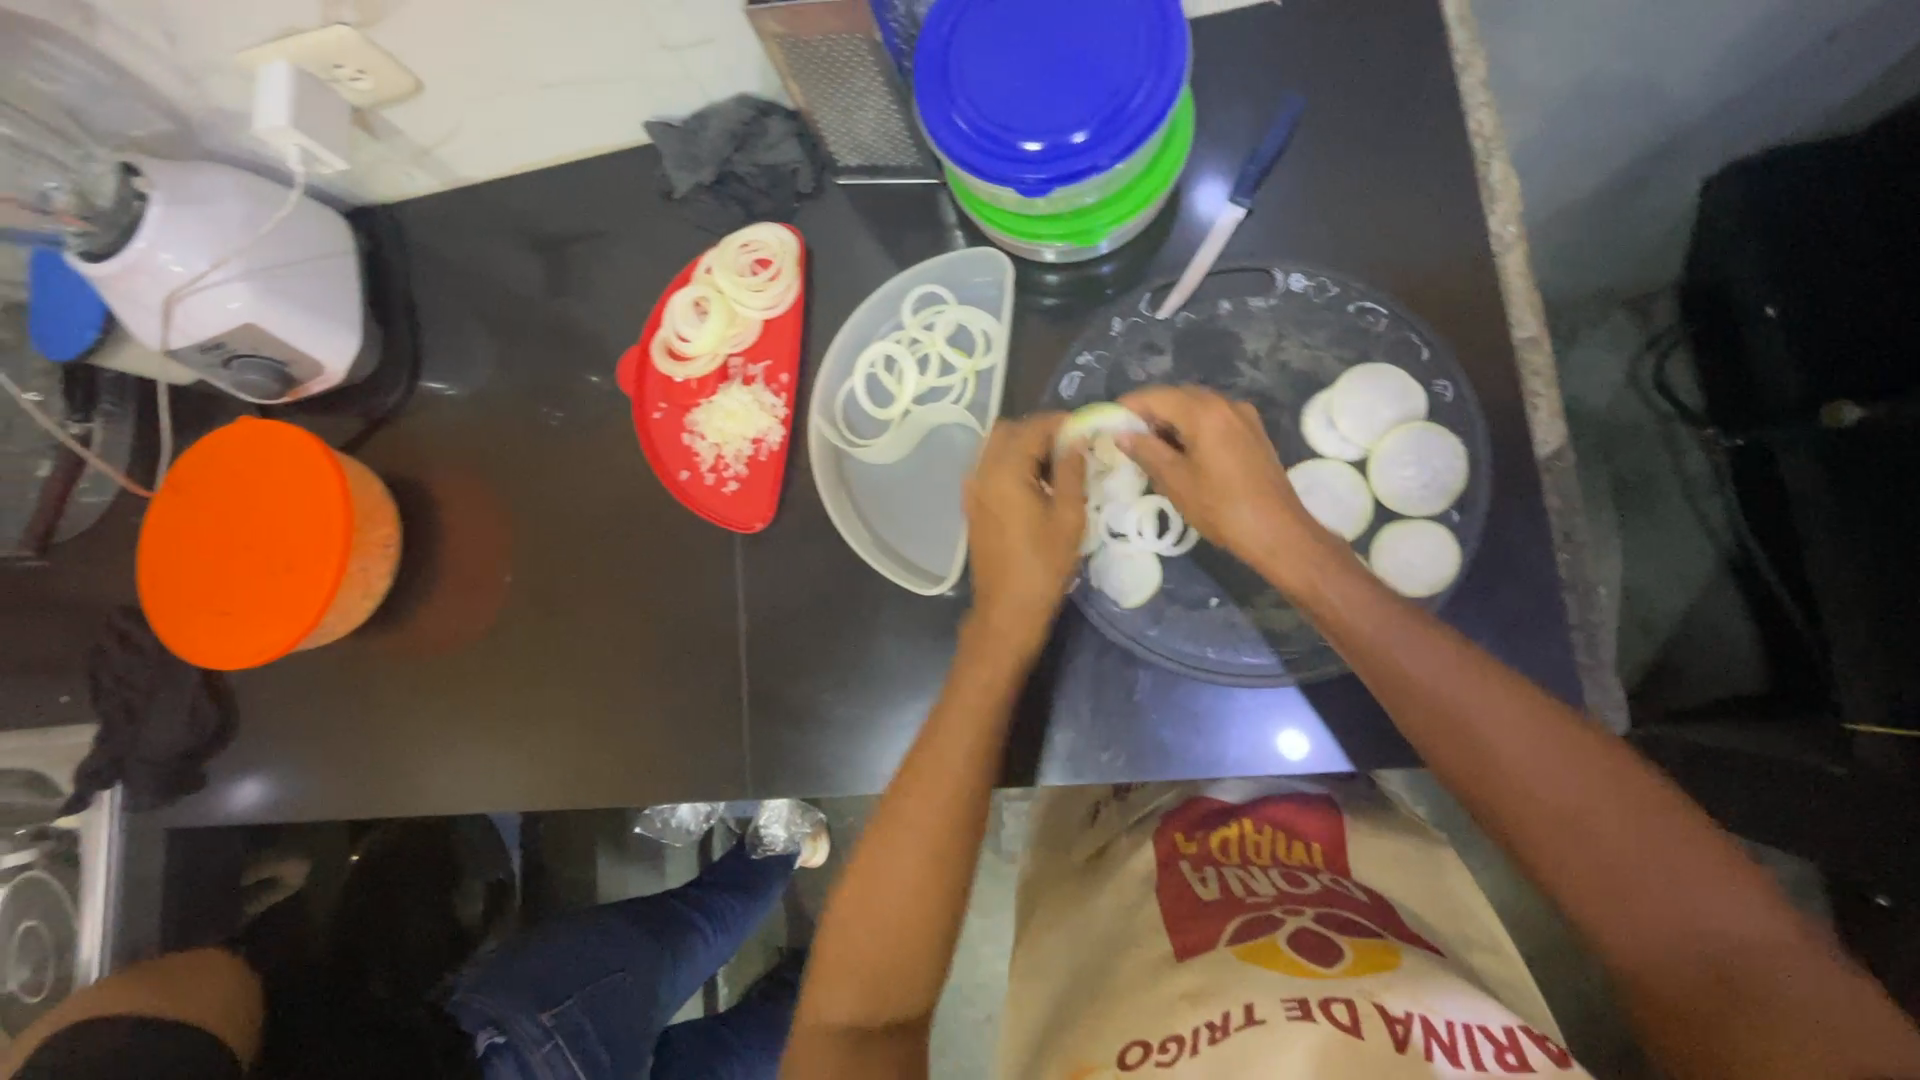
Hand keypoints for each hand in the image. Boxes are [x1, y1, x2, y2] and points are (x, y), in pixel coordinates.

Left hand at [963, 412, 1087, 646]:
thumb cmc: (1044, 564)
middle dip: (1038, 431)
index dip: (1060, 423)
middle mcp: (981, 472)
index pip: (1032, 428)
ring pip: (995, 448)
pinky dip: (1011, 463)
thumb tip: (1077, 440)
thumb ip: (1072, 470)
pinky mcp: (972, 504)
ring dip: (1023, 446)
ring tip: (1055, 465)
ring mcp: (972, 489)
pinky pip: (989, 468)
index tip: (1085, 429)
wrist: (1008, 608)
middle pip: (1007, 431)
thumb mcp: (1068, 515)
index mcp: (1005, 471)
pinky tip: (1036, 484)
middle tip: (1069, 446)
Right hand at [1116, 385, 1339, 587]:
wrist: (1277, 531)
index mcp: (1204, 412)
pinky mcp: (1253, 433)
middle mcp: (1226, 404)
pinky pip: (1215, 420)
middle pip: (1178, 397)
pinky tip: (1183, 454)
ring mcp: (1244, 417)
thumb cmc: (1221, 507)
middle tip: (1128, 439)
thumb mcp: (1175, 481)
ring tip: (1153, 450)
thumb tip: (1122, 434)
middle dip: (1151, 413)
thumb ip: (1146, 451)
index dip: (1129, 406)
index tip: (1109, 423)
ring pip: (1198, 408)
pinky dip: (1194, 429)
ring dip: (1172, 422)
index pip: (1156, 396)